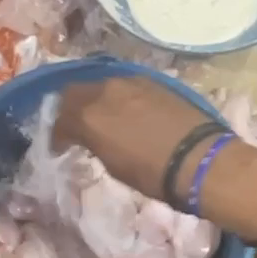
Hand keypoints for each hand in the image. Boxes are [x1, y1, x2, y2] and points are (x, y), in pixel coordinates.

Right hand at [54, 75, 256, 242]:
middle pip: (75, 92)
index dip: (57, 136)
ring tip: (100, 117)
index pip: (60, 121)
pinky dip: (118, 97)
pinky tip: (125, 111)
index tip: (60, 148)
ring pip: (100, 84)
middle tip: (73, 126)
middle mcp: (105, 91)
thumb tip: (93, 139)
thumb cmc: (152, 175)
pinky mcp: (154, 82)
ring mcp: (131, 82)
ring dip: (95, 99)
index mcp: (89, 117)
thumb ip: (95, 144)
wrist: (199, 161)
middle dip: (69, 109)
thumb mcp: (113, 165)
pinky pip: (125, 84)